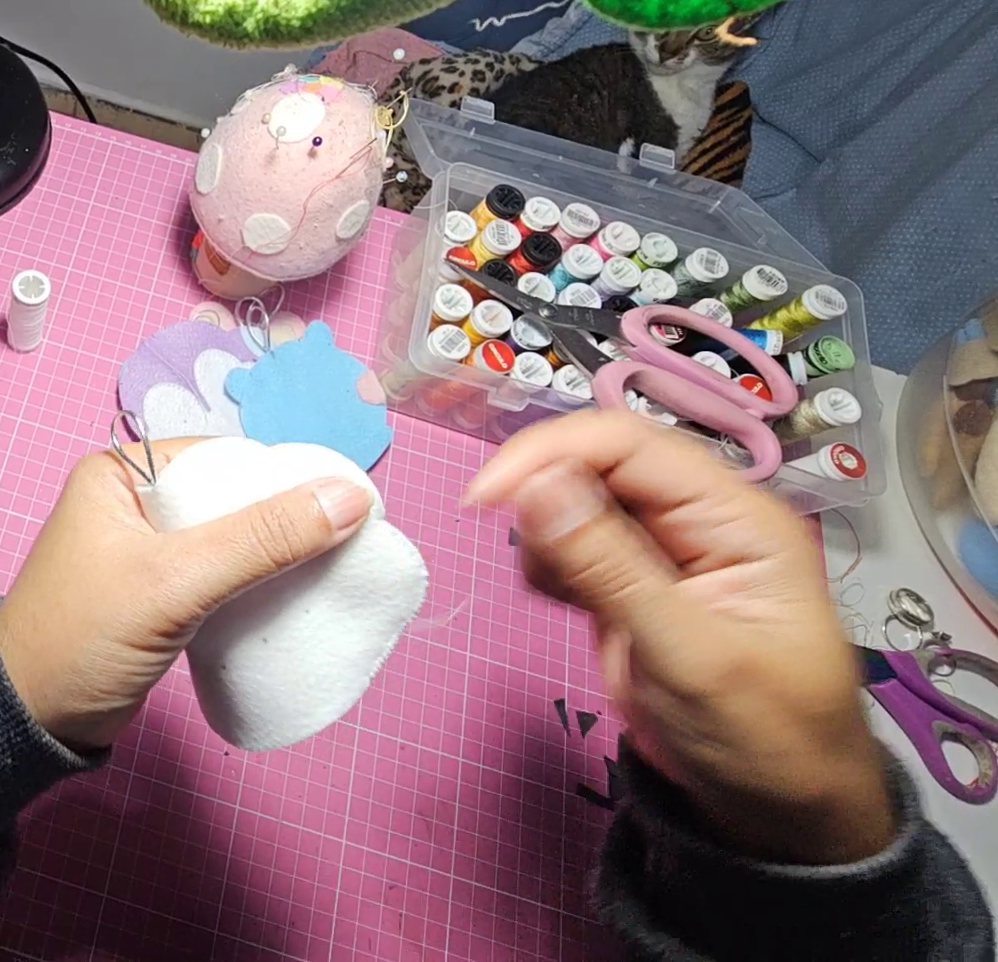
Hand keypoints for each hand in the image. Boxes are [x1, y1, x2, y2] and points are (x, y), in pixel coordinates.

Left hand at [0, 439, 372, 750]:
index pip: (217, 456)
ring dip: (271, 551)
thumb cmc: (85, 636)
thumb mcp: (174, 581)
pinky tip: (289, 593)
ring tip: (330, 565)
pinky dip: (252, 580)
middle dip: (281, 516)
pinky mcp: (156, 588)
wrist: (34, 718)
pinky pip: (217, 570)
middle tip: (346, 537)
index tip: (343, 499)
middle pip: (226, 495)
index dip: (279, 474)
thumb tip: (347, 496)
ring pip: (226, 535)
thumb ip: (260, 540)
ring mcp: (144, 547)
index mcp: (119, 474)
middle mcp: (131, 500)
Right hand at [466, 411, 892, 864]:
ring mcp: (653, 542)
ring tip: (566, 595)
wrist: (766, 806)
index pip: (627, 444)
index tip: (483, 498)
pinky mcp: (619, 569)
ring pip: (565, 496)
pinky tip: (568, 602)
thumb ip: (608, 566)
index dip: (548, 453)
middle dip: (535, 491)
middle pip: (590, 460)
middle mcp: (691, 515)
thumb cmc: (758, 735)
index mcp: (732, 517)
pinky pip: (558, 537)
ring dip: (540, 535)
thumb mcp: (685, 654)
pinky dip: (542, 561)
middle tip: (501, 540)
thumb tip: (533, 484)